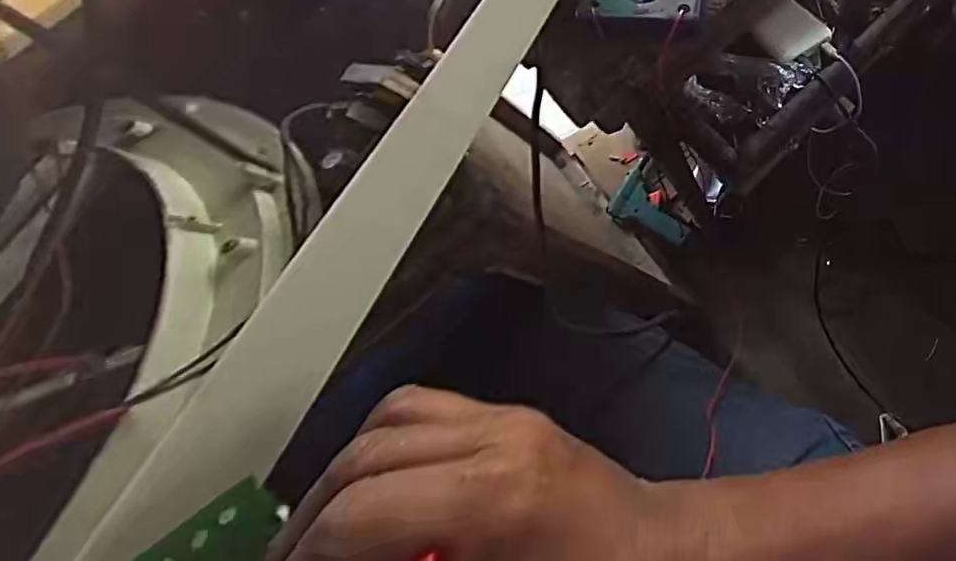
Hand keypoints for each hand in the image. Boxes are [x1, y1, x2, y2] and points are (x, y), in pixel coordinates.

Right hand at [268, 386, 656, 560]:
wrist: (649, 542)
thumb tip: (341, 553)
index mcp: (497, 489)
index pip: (357, 511)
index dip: (305, 557)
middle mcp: (502, 435)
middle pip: (367, 454)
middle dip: (312, 518)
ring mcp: (513, 416)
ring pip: (395, 416)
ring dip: (345, 473)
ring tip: (325, 536)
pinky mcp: (518, 416)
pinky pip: (434, 409)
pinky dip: (389, 446)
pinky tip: (381, 496)